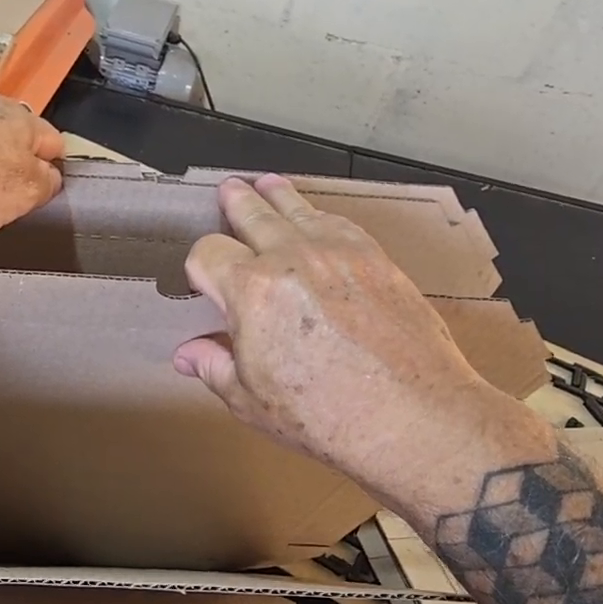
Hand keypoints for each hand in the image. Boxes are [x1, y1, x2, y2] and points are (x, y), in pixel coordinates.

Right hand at [174, 175, 551, 515]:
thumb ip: (215, 366)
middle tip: (230, 190)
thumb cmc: (328, 415)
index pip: (208, 253)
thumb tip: (189, 355)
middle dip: (236, 202)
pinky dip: (321, 216)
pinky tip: (318, 219)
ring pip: (298, 209)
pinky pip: (340, 223)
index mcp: (250, 290)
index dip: (198, 265)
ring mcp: (338, 253)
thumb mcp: (251, 399)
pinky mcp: (376, 260)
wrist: (414, 417)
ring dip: (277, 196)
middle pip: (253, 213)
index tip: (202, 278)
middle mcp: (292, 258)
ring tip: (267, 186)